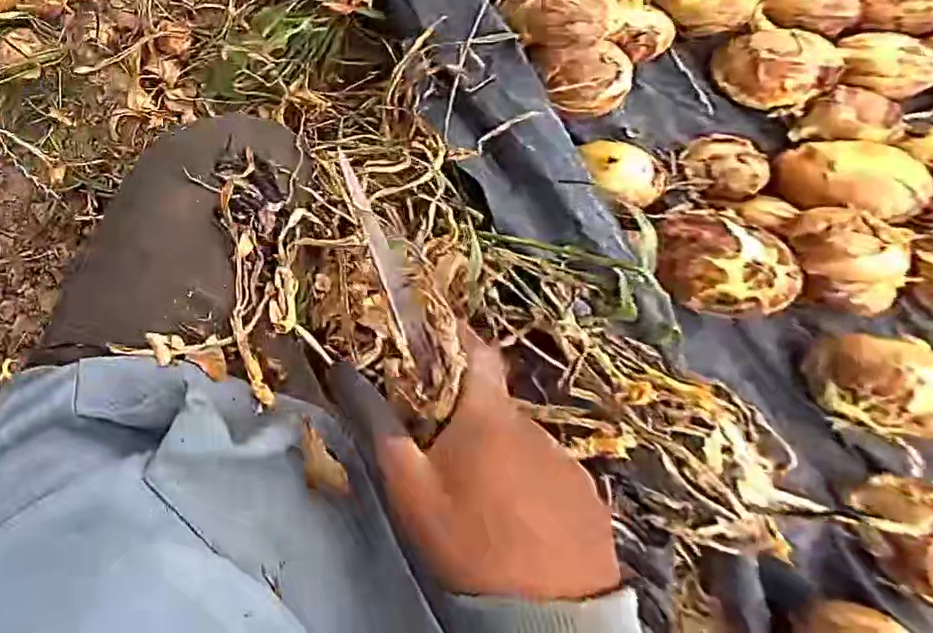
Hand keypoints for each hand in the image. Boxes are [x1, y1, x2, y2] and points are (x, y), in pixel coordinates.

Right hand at [329, 329, 619, 600]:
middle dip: (461, 406)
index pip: (475, 349)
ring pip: (519, 437)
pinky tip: (510, 509)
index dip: (450, 331)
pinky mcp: (590, 501)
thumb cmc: (466, 541)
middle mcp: (535, 429)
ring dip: (494, 444)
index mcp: (488, 416)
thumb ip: (376, 419)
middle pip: (491, 399)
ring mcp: (569, 466)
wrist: (549, 625)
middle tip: (432, 431)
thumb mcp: (407, 483)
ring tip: (472, 481)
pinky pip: (548, 470)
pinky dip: (525, 475)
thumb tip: (341, 369)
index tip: (425, 330)